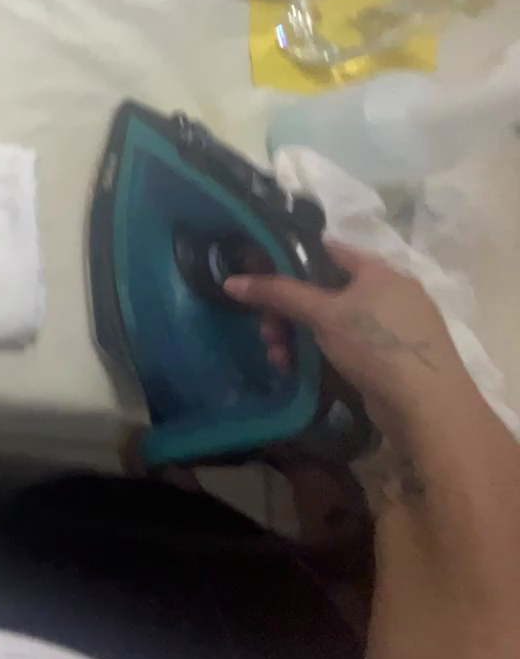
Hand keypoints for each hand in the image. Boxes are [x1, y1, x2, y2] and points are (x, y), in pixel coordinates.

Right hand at [225, 242, 480, 439]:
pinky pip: (333, 340)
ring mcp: (384, 326)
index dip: (286, 258)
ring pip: (319, 319)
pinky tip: (293, 365)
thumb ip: (275, 293)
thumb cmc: (378, 346)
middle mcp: (384, 295)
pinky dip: (309, 350)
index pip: (324, 251)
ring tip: (278, 355)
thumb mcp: (321, 313)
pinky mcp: (381, 353)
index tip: (252, 271)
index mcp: (380, 274)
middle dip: (282, 310)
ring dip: (290, 335)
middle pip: (315, 290)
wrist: (427, 407)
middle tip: (266, 329)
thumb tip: (230, 281)